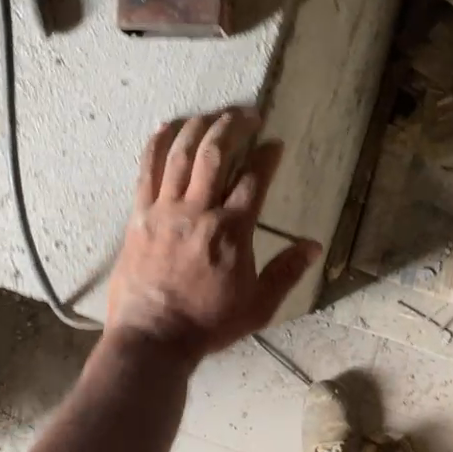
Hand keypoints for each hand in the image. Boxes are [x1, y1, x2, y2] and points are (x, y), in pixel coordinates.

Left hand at [105, 108, 320, 364]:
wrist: (153, 339)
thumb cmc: (208, 325)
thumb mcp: (259, 306)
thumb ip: (286, 272)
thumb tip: (313, 246)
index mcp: (232, 232)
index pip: (254, 180)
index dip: (267, 156)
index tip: (275, 143)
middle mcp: (199, 212)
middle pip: (216, 154)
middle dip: (234, 126)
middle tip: (248, 114)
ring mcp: (165, 211)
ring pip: (181, 154)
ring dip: (200, 127)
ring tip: (214, 113)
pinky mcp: (139, 216)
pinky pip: (146, 171)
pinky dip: (157, 144)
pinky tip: (166, 126)